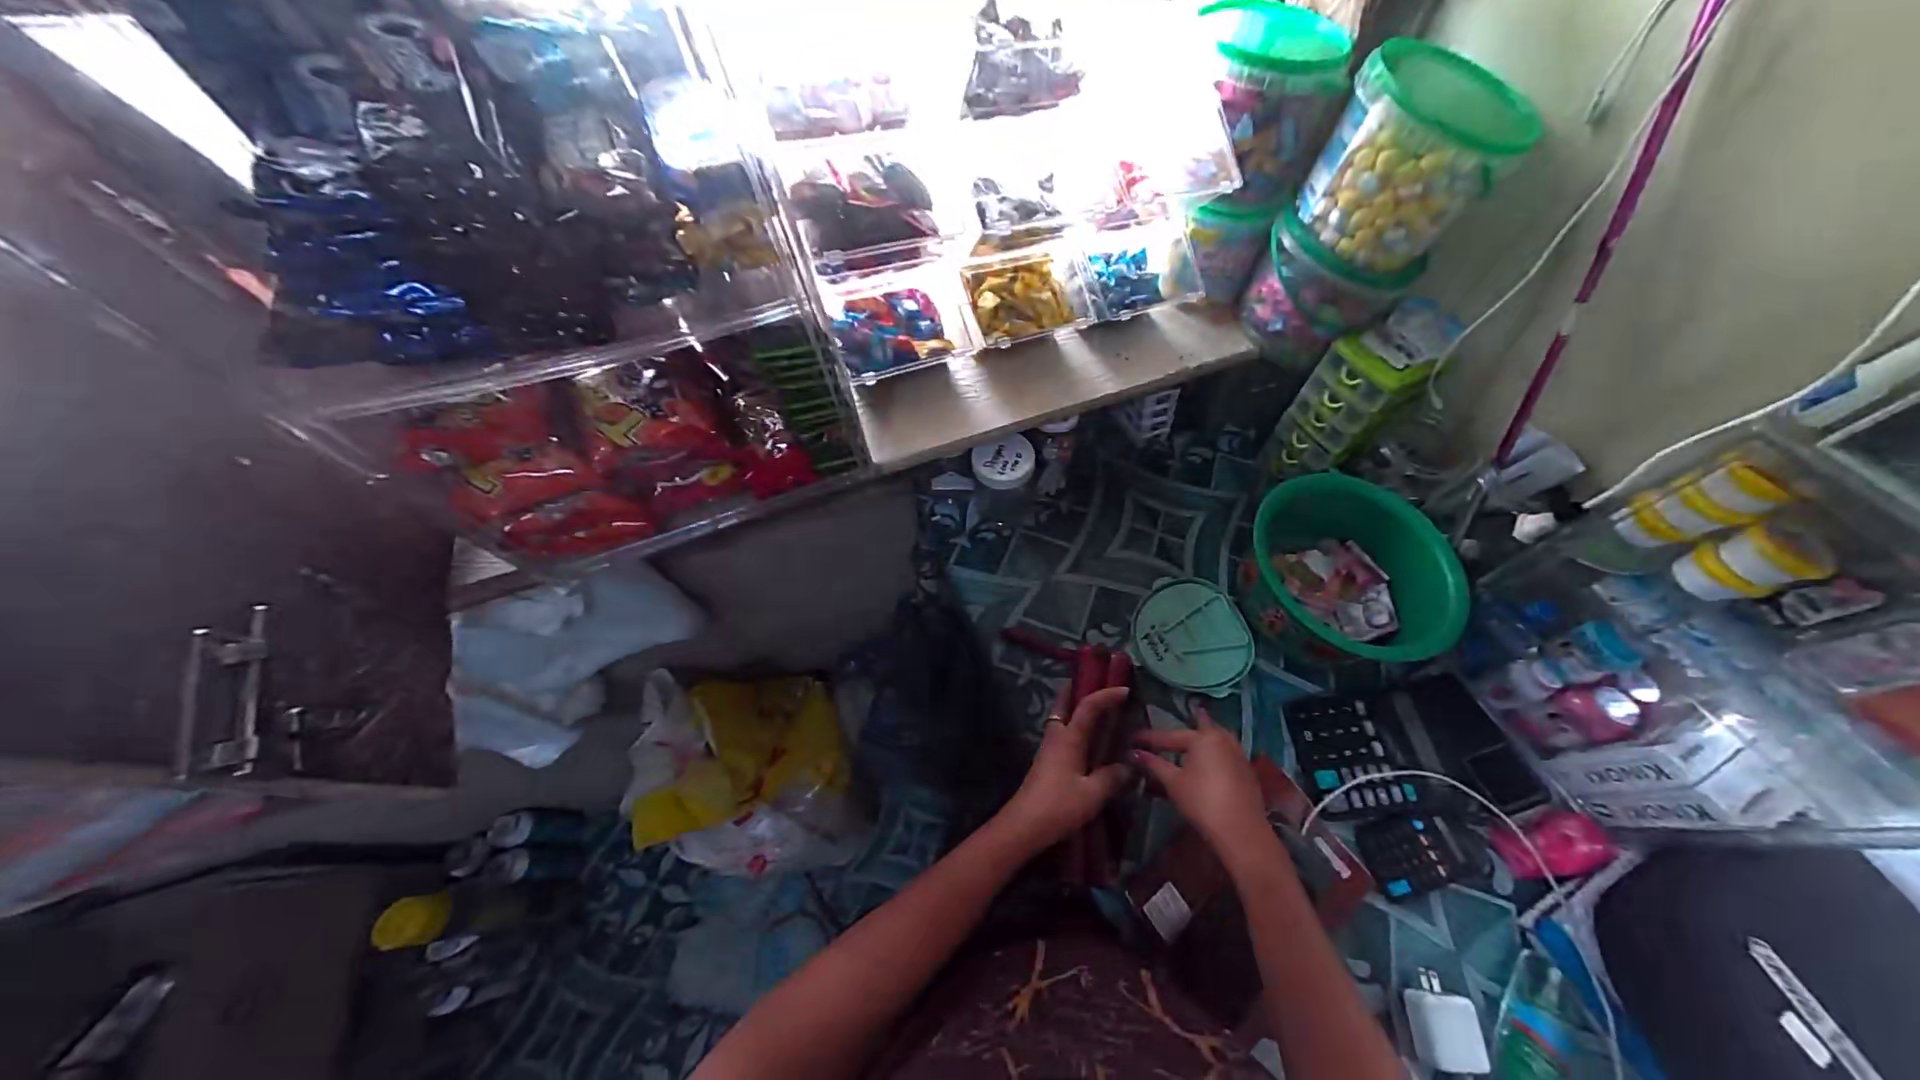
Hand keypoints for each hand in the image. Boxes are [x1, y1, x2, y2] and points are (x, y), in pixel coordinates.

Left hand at [992, 685, 1132, 856]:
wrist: (1024, 824)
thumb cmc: (1059, 805)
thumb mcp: (1093, 794)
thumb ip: (1112, 777)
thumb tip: (1128, 765)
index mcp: (1068, 738)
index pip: (1088, 706)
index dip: (1105, 694)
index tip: (1124, 690)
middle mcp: (1056, 736)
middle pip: (1064, 704)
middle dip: (1077, 689)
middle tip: (1095, 682)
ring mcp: (1048, 748)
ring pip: (1061, 718)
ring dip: (1074, 707)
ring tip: (1096, 710)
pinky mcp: (1046, 761)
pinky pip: (1061, 733)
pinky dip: (1073, 726)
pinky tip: (1086, 740)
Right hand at [1132, 706, 1286, 876]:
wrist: (1240, 831)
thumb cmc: (1202, 801)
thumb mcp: (1173, 782)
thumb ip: (1154, 764)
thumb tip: (1134, 752)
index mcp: (1204, 737)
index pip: (1170, 735)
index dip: (1149, 738)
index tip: (1133, 738)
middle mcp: (1224, 739)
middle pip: (1200, 728)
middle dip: (1182, 730)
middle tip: (1167, 730)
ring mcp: (1239, 754)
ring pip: (1216, 739)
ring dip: (1201, 739)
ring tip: (1188, 741)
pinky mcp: (1247, 770)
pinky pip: (1226, 752)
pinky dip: (1213, 752)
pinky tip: (1207, 761)